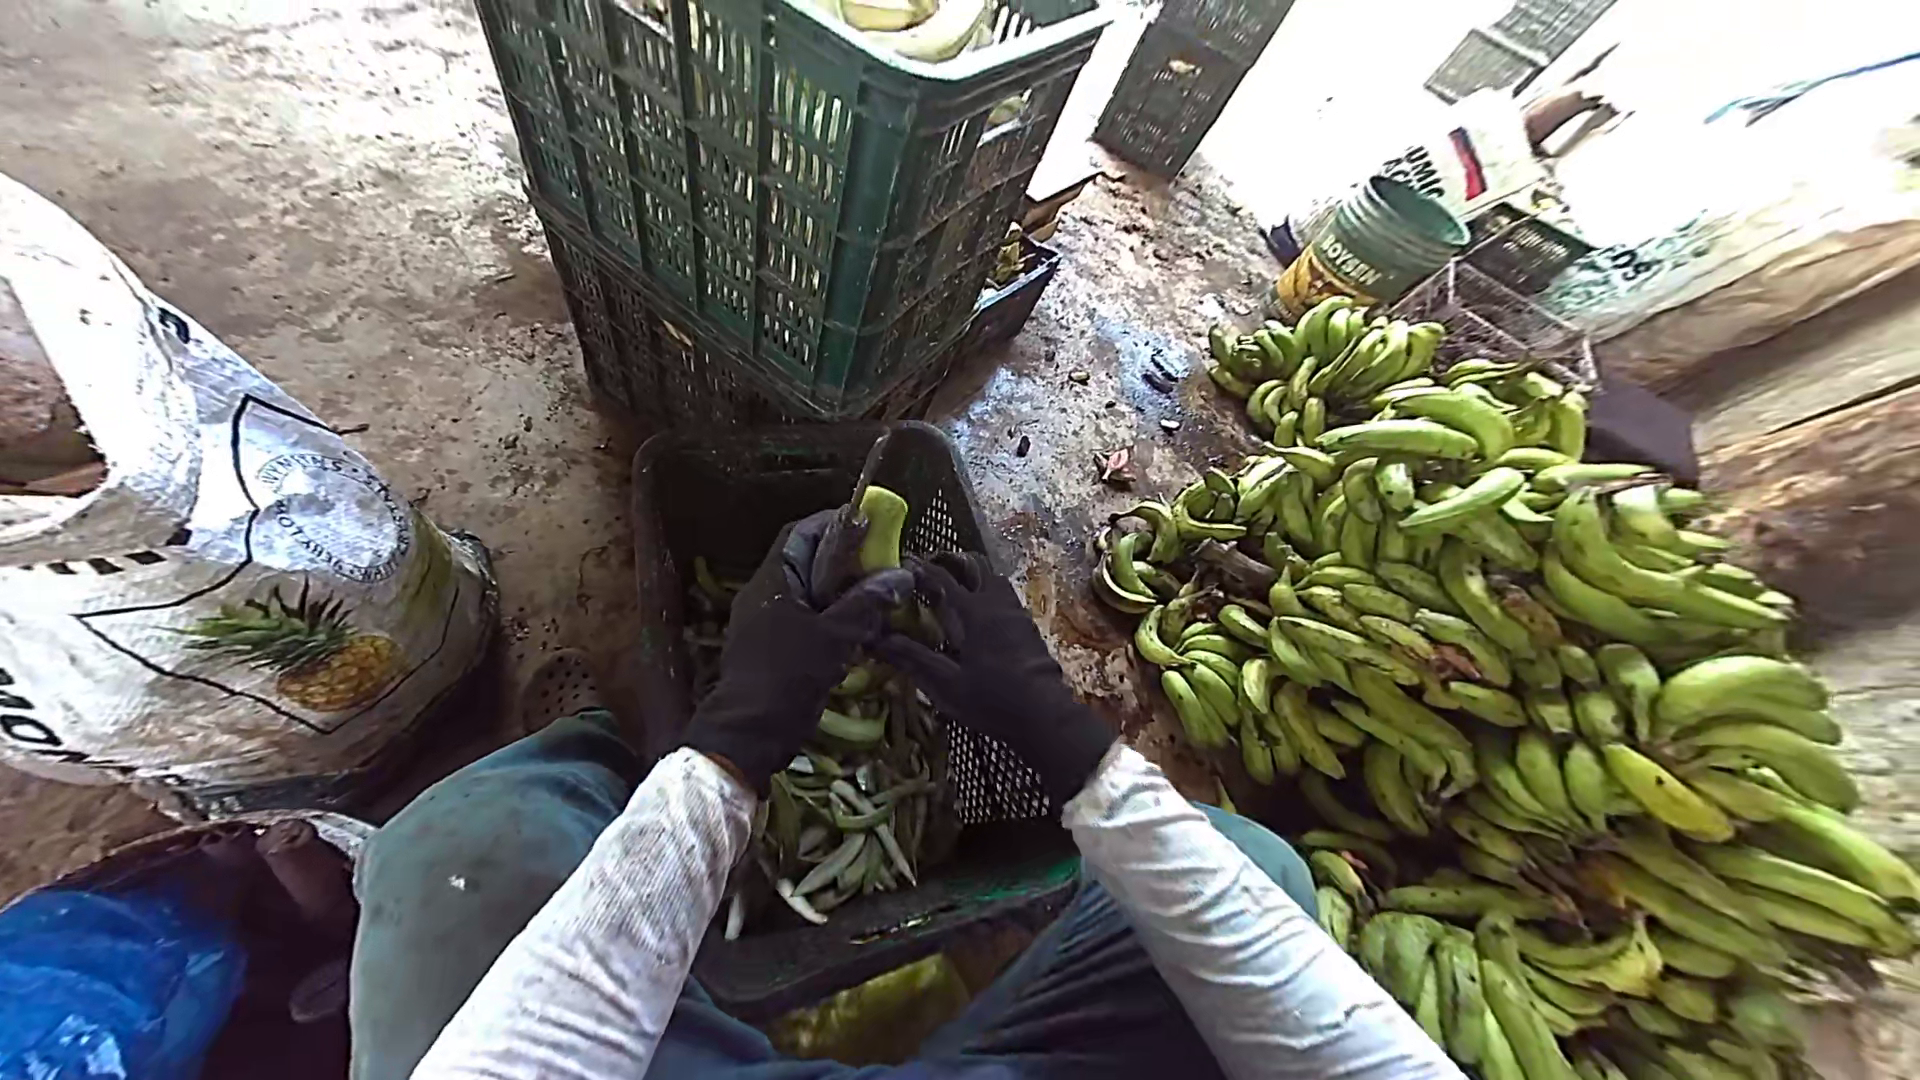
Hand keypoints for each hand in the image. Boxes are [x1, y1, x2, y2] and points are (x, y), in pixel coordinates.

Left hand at [683, 510, 912, 792]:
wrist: (750, 735)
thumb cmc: (787, 676)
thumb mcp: (833, 635)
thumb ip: (867, 603)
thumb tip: (902, 575)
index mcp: (773, 581)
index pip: (801, 534)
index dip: (834, 523)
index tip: (869, 524)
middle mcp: (769, 594)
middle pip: (810, 561)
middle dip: (847, 559)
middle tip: (883, 562)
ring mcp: (772, 622)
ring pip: (814, 592)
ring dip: (846, 591)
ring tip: (880, 593)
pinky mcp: (780, 647)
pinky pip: (813, 619)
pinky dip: (839, 618)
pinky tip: (865, 628)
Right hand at [873, 553, 1114, 808]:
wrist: (1045, 715)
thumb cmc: (992, 700)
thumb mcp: (946, 684)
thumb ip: (913, 659)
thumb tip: (878, 640)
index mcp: (974, 612)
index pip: (943, 578)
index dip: (922, 567)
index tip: (904, 563)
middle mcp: (997, 603)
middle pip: (975, 565)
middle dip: (952, 561)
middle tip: (931, 571)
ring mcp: (1016, 613)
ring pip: (993, 579)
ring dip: (973, 576)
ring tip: (955, 590)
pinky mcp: (1028, 627)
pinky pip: (1005, 596)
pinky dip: (987, 593)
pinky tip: (980, 616)